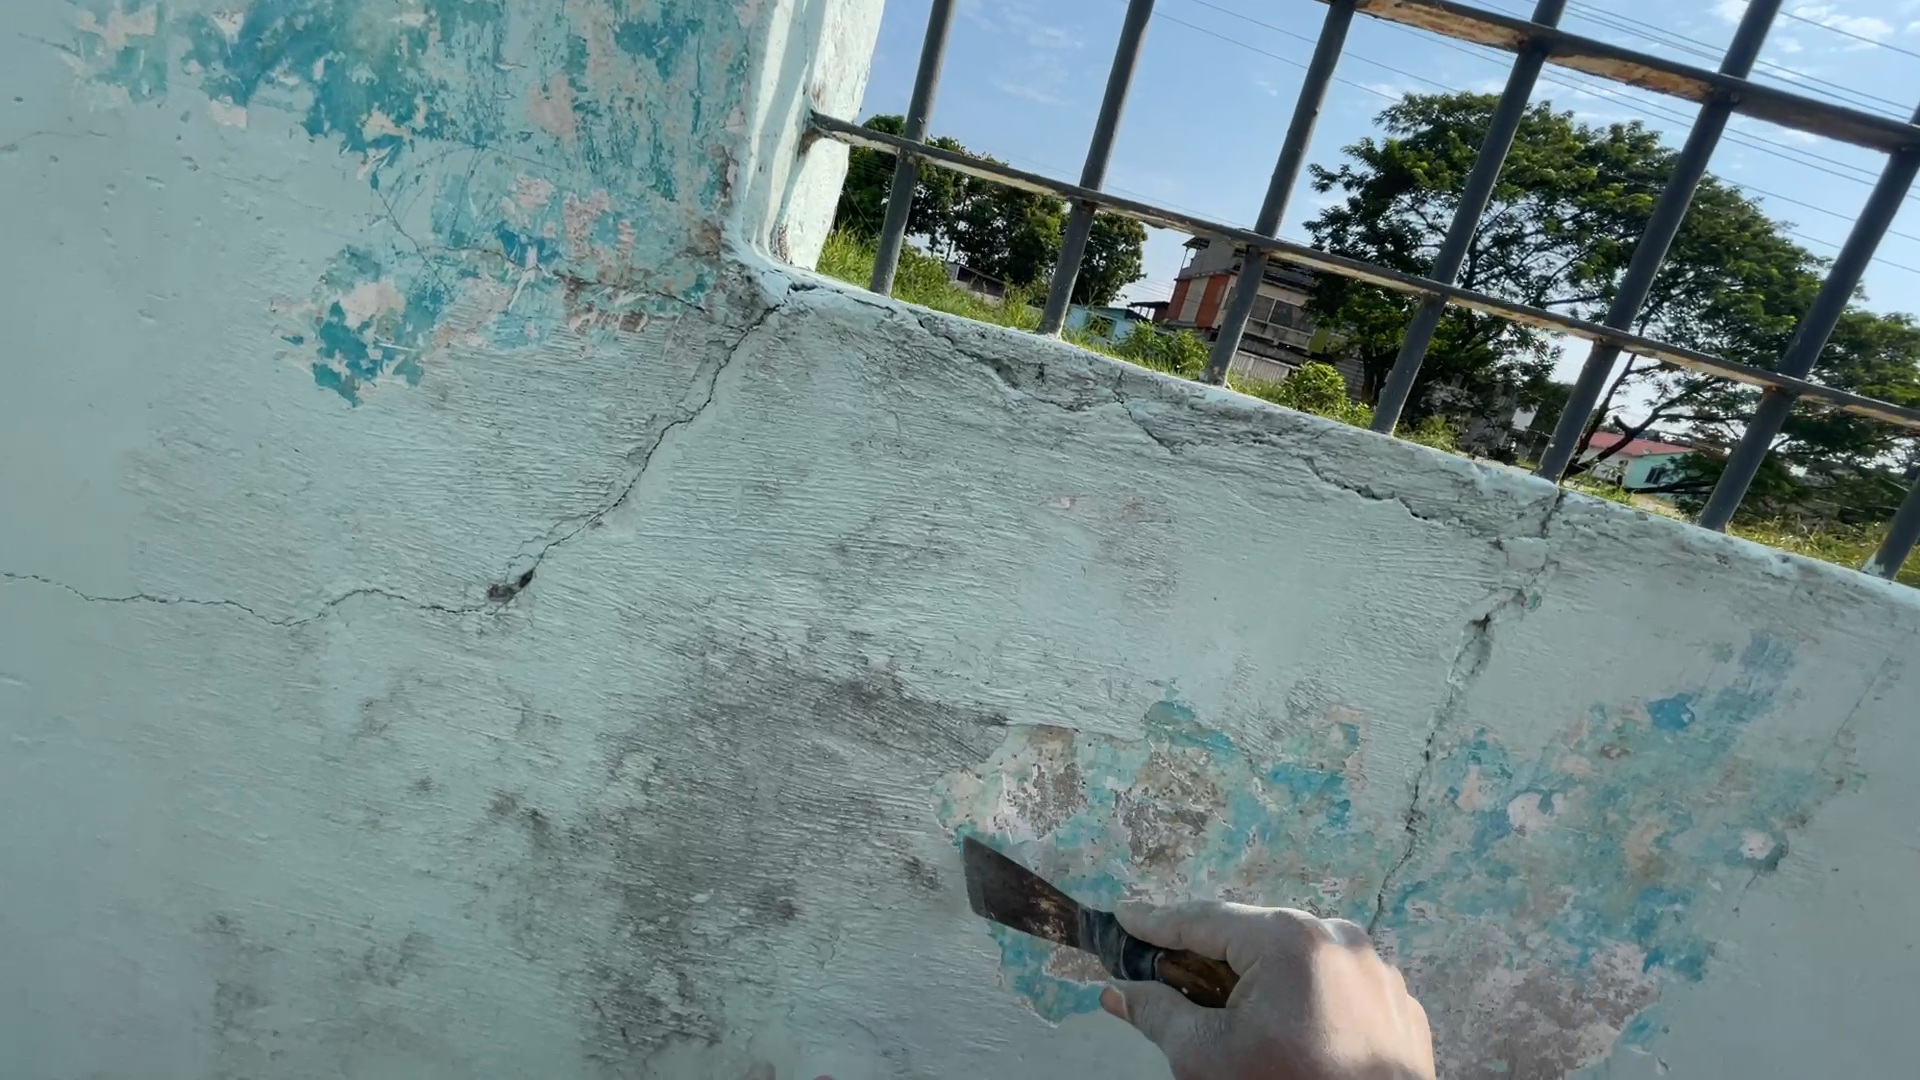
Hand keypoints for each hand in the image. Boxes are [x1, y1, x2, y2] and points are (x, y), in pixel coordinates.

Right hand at [1098, 901, 1433, 1079]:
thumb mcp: (1207, 1058)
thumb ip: (1157, 1012)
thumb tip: (1115, 992)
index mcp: (1288, 938)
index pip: (1203, 919)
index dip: (1156, 921)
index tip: (1123, 914)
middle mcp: (1336, 935)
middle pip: (1250, 933)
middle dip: (1210, 952)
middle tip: (1170, 968)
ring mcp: (1375, 967)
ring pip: (1294, 953)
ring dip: (1259, 971)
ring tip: (1232, 1002)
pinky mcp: (1398, 1002)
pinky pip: (1334, 980)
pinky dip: (1304, 993)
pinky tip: (1289, 1024)